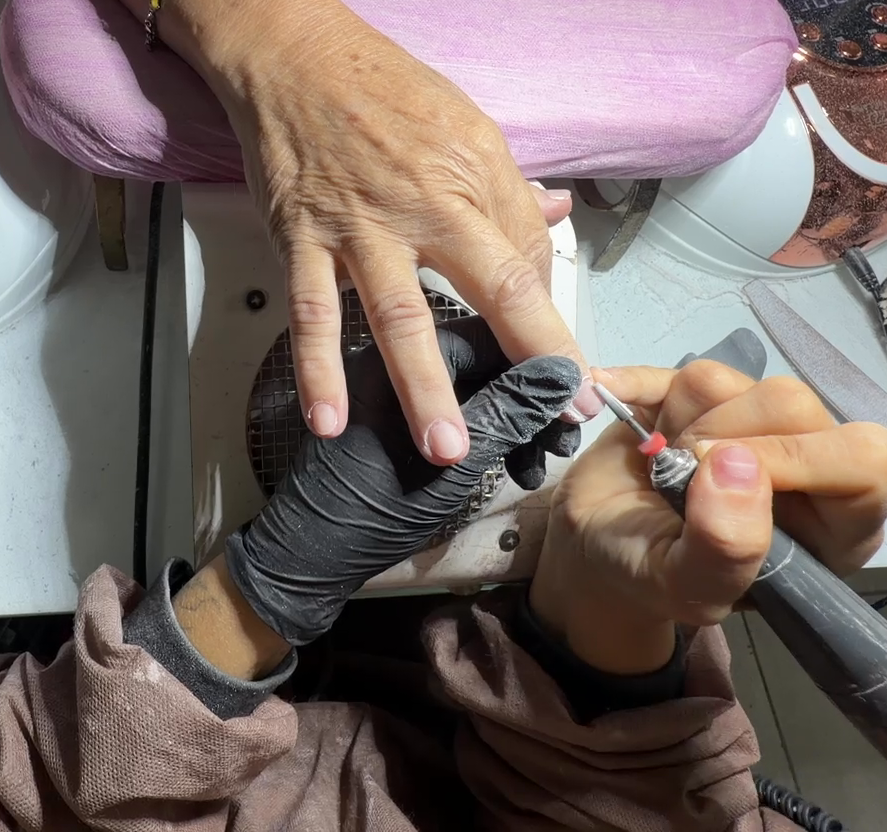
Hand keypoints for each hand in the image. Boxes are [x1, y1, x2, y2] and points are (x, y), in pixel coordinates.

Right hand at [203, 0, 591, 465]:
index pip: (525, 264)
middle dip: (515, 362)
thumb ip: (506, 185)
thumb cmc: (381, 87)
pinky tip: (326, 418)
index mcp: (465, 179)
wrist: (294, 58)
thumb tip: (554, 218)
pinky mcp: (299, 239)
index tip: (579, 387)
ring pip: (393, 315)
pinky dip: (315, 366)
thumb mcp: (464, 122)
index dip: (555, 330)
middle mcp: (418, 208)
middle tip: (541, 429)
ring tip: (439, 447)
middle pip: (479, 290)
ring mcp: (355, 229)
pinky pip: (308, 311)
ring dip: (418, 385)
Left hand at [225, 316, 580, 645]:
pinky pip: (452, 409)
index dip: (540, 370)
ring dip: (513, 423)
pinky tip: (508, 465)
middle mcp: (393, 357)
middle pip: (484, 362)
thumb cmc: (371, 509)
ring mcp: (394, 387)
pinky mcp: (395, 415)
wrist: (312, 551)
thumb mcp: (453, 463)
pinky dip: (486, 434)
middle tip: (558, 444)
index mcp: (397, 353)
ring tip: (534, 465)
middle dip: (530, 402)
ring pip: (472, 389)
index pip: (488, 336)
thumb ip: (508, 411)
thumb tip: (562, 375)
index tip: (574, 409)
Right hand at [531, 361, 886, 672]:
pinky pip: (675, 366)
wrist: (593, 544)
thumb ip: (724, 546)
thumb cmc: (649, 574)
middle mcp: (804, 463)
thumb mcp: (686, 586)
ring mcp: (747, 420)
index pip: (863, 460)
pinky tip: (615, 399)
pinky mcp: (696, 395)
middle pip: (793, 403)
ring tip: (659, 459)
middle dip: (721, 435)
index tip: (722, 476)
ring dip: (681, 420)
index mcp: (834, 524)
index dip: (795, 457)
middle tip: (682, 471)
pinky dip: (637, 383)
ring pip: (733, 381)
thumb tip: (736, 462)